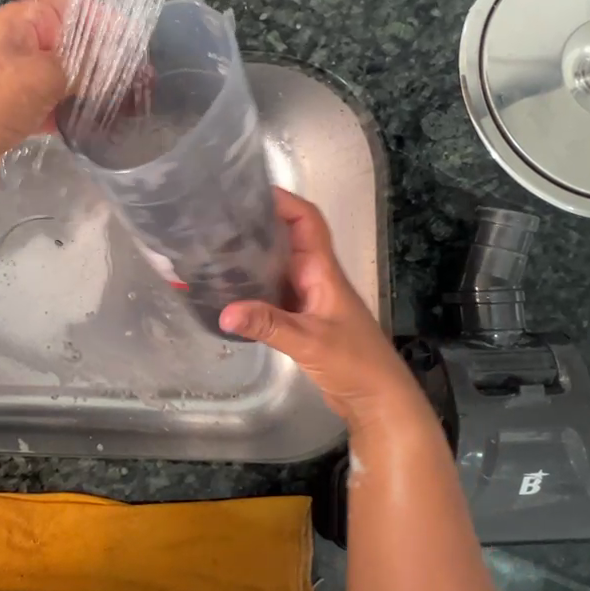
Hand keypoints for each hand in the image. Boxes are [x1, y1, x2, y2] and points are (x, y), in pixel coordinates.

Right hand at [219, 189, 426, 427]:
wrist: (377, 400)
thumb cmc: (355, 363)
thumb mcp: (310, 341)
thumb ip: (268, 324)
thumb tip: (225, 311)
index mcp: (323, 272)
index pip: (306, 221)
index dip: (283, 200)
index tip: (248, 191)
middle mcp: (314, 278)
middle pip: (285, 238)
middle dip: (256, 224)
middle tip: (216, 219)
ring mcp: (307, 299)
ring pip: (275, 266)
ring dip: (249, 256)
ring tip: (212, 248)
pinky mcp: (300, 319)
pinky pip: (271, 293)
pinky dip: (249, 288)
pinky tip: (224, 292)